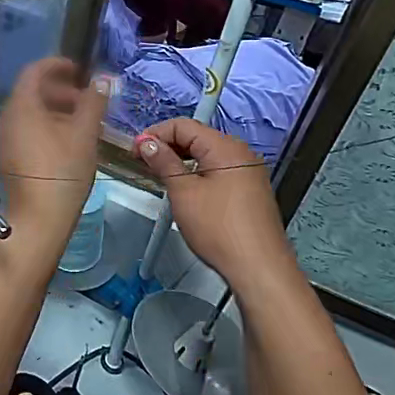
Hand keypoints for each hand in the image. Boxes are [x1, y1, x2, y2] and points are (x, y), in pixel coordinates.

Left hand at [0, 58, 110, 229]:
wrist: (37, 220)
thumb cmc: (62, 171)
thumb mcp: (84, 133)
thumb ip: (94, 101)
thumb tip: (103, 80)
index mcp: (20, 106)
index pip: (34, 71)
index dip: (57, 66)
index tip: (78, 70)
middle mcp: (4, 119)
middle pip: (30, 93)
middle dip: (60, 92)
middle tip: (86, 102)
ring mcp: (0, 141)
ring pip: (27, 115)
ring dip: (53, 112)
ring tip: (79, 125)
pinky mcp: (3, 160)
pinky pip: (22, 132)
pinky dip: (42, 129)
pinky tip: (63, 144)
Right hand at [132, 119, 291, 291]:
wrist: (259, 268)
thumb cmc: (219, 230)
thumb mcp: (184, 193)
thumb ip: (164, 162)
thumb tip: (148, 143)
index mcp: (225, 147)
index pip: (184, 126)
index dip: (156, 133)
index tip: (136, 150)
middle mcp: (240, 153)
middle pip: (197, 137)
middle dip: (168, 146)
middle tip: (144, 162)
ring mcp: (248, 171)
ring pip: (207, 155)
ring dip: (181, 160)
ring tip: (160, 175)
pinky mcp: (250, 190)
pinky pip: (219, 170)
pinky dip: (198, 173)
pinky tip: (185, 189)